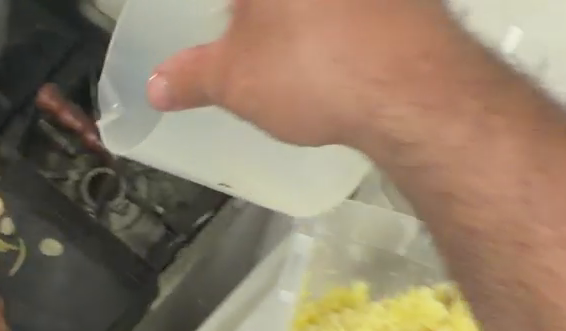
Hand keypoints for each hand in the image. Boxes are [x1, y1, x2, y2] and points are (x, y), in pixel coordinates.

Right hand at [146, 0, 463, 156]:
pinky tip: (335, 49)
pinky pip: (353, 9)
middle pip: (266, 6)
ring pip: (315, 7)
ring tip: (290, 56)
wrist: (408, 88)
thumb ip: (191, 77)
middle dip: (254, 20)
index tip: (228, 31)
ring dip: (300, 22)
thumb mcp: (234, 82)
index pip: (232, 4)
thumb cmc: (311, 71)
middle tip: (247, 37)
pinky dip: (338, 19)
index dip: (229, 18)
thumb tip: (157, 85)